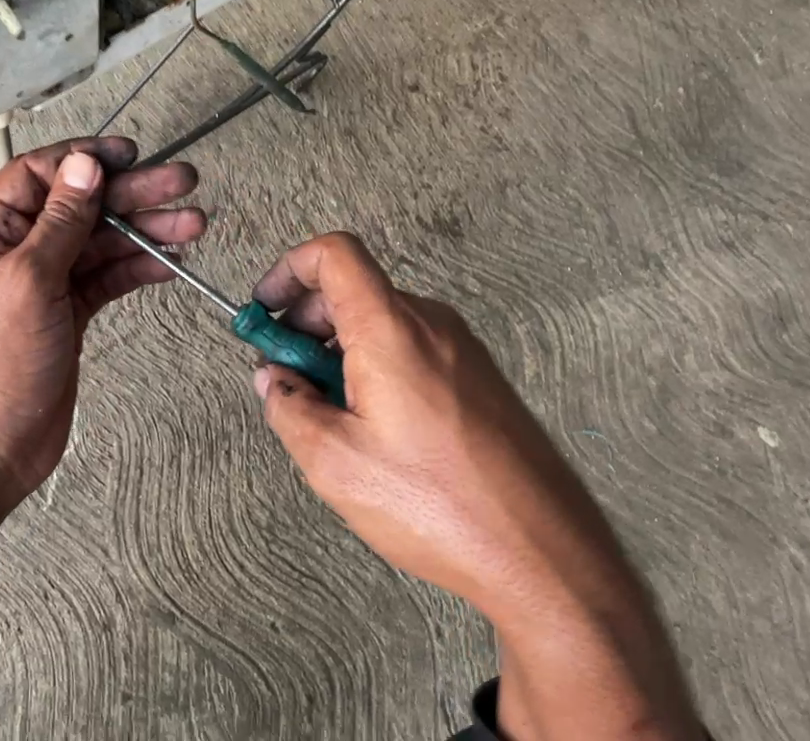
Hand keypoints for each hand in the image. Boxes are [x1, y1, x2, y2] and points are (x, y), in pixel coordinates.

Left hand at [0, 137, 203, 541]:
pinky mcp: (67, 314)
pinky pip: (106, 279)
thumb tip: (84, 165)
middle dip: (130, 193)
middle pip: (79, 206)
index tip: (131, 155)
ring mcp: (43, 283)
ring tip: (193, 223)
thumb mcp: (27, 281)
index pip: (39, 175)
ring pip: (99, 242)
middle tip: (183, 182)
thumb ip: (60, 221)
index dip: (85, 160)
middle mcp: (14, 249)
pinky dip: (137, 268)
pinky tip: (170, 263)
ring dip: (144, 231)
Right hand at [250, 233, 699, 740]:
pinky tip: (371, 428)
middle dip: (304, 323)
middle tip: (284, 376)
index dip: (288, 269)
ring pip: (379, 321)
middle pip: (352, 288)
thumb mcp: (334, 461)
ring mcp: (461, 350)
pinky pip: (410, 348)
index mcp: (391, 329)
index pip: (334, 254)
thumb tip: (273, 380)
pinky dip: (374, 367)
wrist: (546, 554)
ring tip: (328, 415)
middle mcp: (431, 325)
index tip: (264, 310)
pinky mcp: (477, 378)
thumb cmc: (442, 506)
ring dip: (337, 351)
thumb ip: (287, 407)